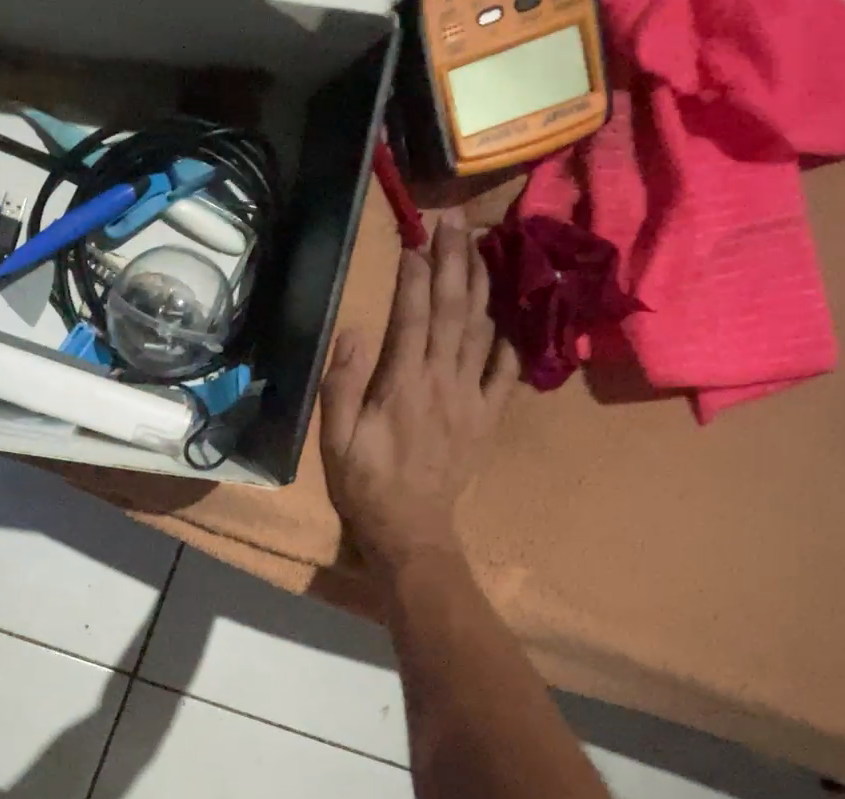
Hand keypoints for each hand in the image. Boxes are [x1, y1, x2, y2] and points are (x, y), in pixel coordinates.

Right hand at [322, 212, 518, 575]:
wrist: (411, 530)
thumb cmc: (365, 484)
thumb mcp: (336, 441)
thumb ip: (343, 385)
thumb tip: (354, 332)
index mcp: (404, 384)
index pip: (413, 316)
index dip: (415, 275)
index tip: (415, 240)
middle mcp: (444, 381)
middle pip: (453, 310)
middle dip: (455, 262)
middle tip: (455, 222)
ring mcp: (471, 398)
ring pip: (482, 330)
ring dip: (481, 286)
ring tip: (480, 249)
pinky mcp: (486, 417)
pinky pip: (506, 371)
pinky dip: (508, 340)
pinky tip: (507, 317)